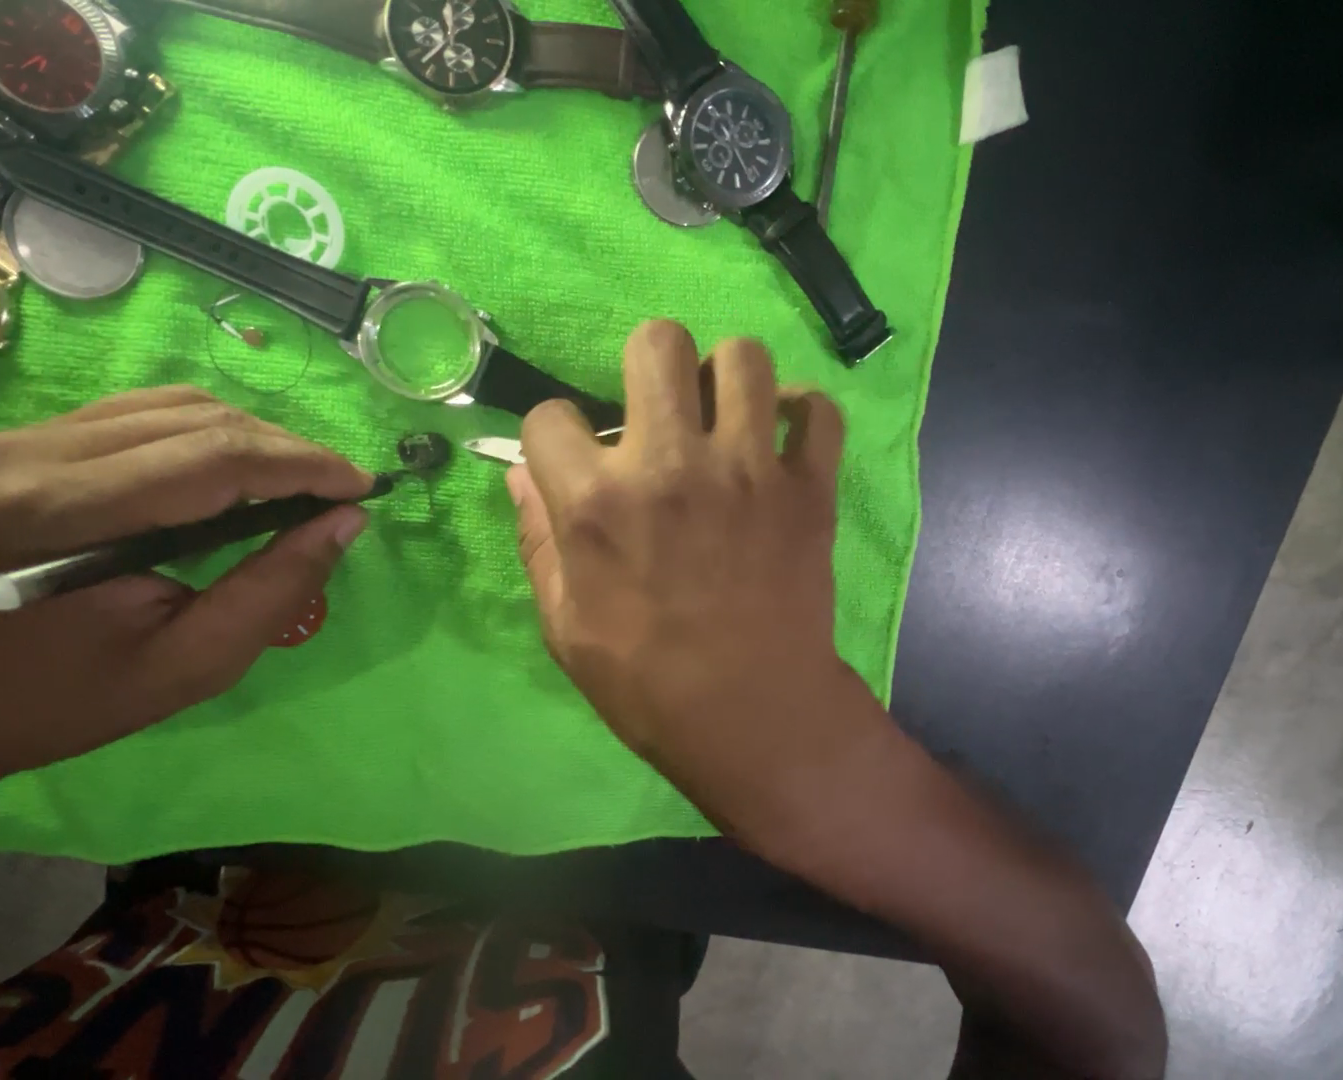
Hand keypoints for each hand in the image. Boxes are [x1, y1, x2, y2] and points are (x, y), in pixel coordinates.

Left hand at [0, 386, 370, 810]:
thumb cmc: (60, 702)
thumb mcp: (189, 666)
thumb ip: (274, 589)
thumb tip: (345, 521)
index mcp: (58, 517)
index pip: (214, 458)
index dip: (304, 465)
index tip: (363, 489)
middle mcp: (29, 455)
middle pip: (201, 421)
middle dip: (290, 451)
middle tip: (341, 493)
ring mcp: (17, 439)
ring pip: (177, 406)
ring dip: (256, 439)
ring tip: (300, 483)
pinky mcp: (21, 441)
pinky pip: (143, 415)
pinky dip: (210, 436)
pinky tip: (238, 474)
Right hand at [508, 320, 886, 836]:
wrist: (753, 716)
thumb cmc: (646, 683)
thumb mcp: (564, 625)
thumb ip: (539, 539)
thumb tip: (523, 472)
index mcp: (597, 502)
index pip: (551, 415)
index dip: (555, 434)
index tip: (574, 458)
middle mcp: (672, 465)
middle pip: (658, 341)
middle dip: (648, 364)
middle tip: (659, 408)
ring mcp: (750, 470)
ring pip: (744, 356)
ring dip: (727, 376)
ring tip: (724, 416)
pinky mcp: (810, 488)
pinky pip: (819, 410)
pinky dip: (803, 413)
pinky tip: (784, 436)